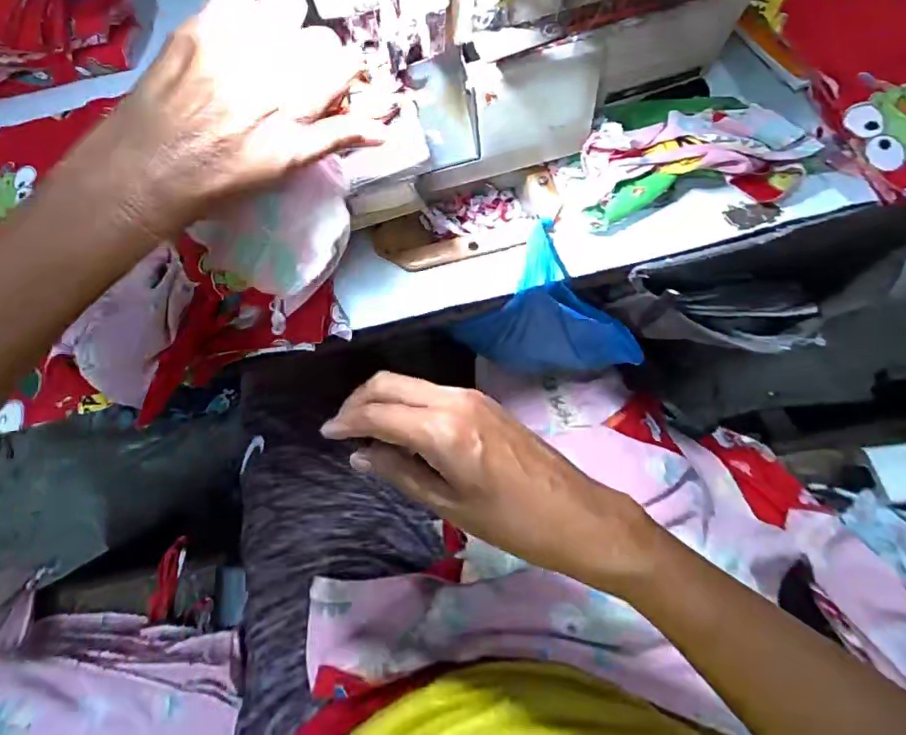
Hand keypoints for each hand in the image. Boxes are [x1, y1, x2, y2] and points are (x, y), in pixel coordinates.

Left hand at [83, 0, 384, 234]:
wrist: (142, 170)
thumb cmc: (216, 179)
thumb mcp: (281, 166)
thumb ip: (333, 138)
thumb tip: (386, 128)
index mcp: (294, 104)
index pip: (346, 61)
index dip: (342, 71)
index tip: (329, 82)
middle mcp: (268, 64)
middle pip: (316, 32)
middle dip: (310, 51)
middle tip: (286, 75)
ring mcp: (229, 40)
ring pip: (281, 5)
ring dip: (278, 27)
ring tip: (258, 53)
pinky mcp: (195, 27)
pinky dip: (239, 16)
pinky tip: (229, 43)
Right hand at [321, 371, 652, 579]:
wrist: (580, 514)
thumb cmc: (514, 524)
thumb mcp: (450, 507)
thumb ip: (400, 473)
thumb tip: (359, 455)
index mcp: (444, 430)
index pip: (379, 412)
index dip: (347, 421)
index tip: (325, 434)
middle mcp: (452, 400)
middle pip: (388, 383)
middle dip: (357, 401)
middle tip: (340, 428)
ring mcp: (468, 395)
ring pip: (406, 382)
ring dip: (379, 398)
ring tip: (363, 429)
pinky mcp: (479, 399)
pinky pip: (426, 390)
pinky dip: (403, 401)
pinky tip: (398, 427)